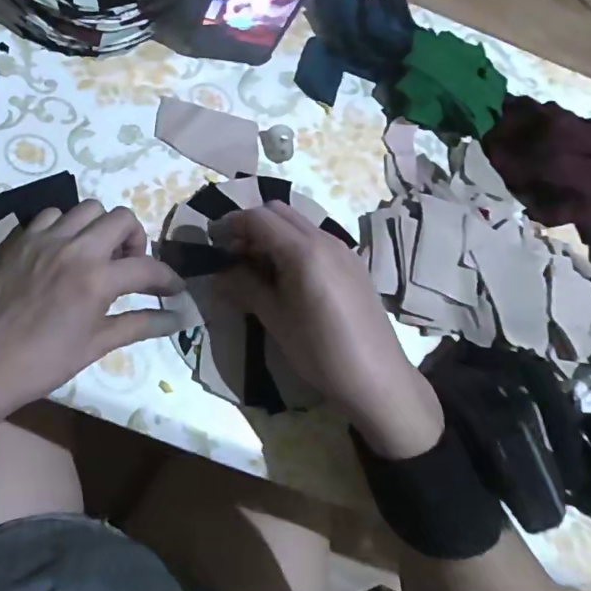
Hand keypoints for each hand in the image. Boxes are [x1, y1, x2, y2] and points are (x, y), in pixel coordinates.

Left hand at [0, 201, 185, 435]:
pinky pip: (51, 215)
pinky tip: (61, 251)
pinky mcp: (21, 239)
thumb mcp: (96, 345)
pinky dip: (65, 227)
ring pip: (87, 209)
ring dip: (100, 228)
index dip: (168, 278)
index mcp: (97, 280)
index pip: (147, 267)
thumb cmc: (44, 362)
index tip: (173, 289)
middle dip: (135, 239)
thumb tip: (176, 319)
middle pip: (121, 218)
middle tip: (128, 264)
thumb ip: (139, 324)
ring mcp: (44, 239)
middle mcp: (74, 249)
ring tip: (95, 254)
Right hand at [223, 202, 444, 458]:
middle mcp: (324, 239)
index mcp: (303, 250)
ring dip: (272, 233)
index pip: (258, 218)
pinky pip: (315, 238)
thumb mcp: (274, 319)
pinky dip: (293, 244)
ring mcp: (342, 249)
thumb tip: (218, 274)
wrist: (377, 379)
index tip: (212, 242)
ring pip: (298, 223)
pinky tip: (286, 276)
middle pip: (278, 211)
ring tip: (256, 267)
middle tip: (232, 254)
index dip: (231, 224)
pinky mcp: (352, 263)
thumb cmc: (320, 351)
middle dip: (251, 225)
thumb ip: (244, 287)